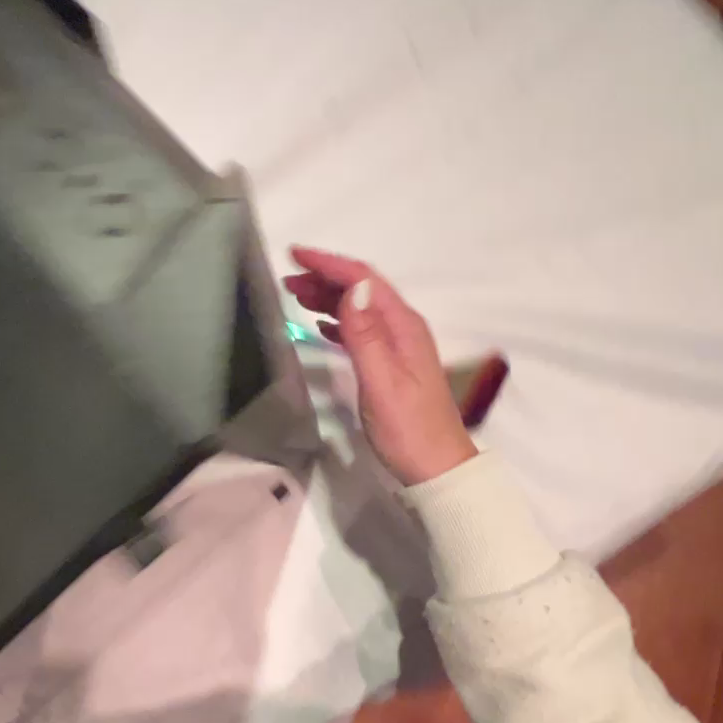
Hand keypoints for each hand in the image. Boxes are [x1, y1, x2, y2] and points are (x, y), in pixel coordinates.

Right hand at [283, 246, 479, 485]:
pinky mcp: (391, 364)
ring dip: (329, 298)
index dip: (330, 264)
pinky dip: (338, 322)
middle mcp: (403, 329)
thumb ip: (366, 336)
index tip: (295, 255)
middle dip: (325, 278)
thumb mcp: (381, 383)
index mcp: (402, 327)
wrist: (436, 467)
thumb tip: (351, 289)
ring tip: (296, 296)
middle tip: (287, 279)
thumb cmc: (407, 429)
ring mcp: (398, 347)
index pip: (364, 281)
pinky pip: (361, 331)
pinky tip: (320, 326)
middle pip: (362, 290)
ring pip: (360, 309)